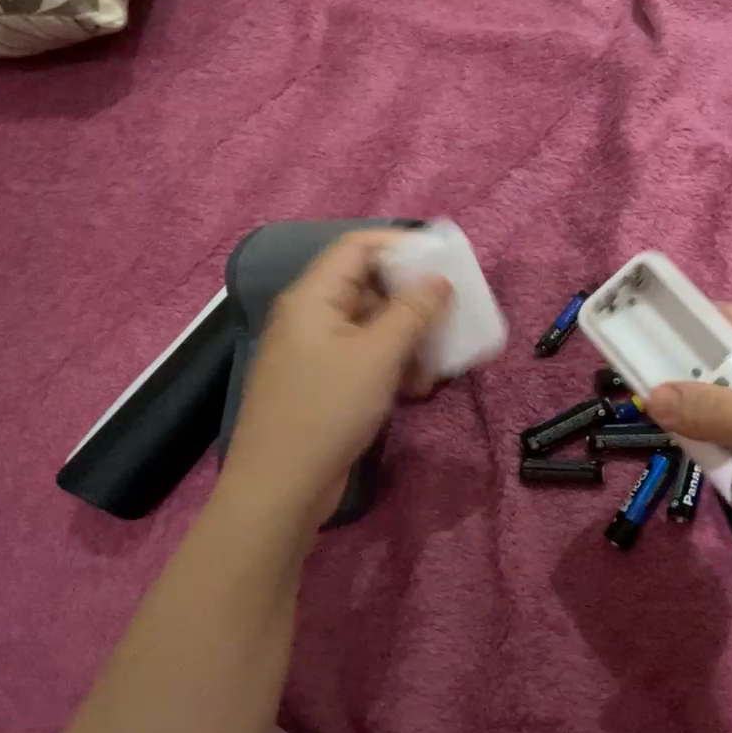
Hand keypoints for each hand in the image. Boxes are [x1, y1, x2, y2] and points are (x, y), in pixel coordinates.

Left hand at [223, 230, 451, 524]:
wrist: (281, 487)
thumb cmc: (328, 409)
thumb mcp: (379, 355)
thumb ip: (413, 311)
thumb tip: (438, 280)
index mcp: (314, 298)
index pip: (357, 246)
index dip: (401, 245)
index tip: (444, 259)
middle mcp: (312, 316)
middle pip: (369, 285)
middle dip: (413, 297)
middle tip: (451, 310)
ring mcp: (316, 350)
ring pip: (373, 324)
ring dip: (409, 337)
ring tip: (436, 361)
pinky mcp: (325, 381)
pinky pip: (367, 355)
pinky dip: (394, 363)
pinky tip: (416, 388)